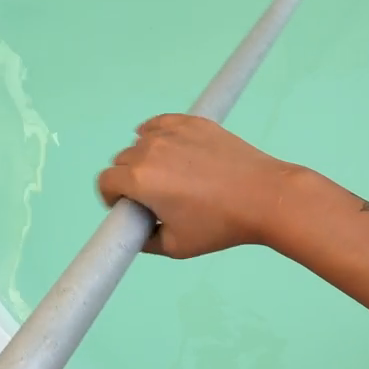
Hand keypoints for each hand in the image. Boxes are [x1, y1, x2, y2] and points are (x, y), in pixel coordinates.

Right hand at [97, 115, 305, 257]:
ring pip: (141, 141)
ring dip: (145, 157)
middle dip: (129, 179)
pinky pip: (160, 123)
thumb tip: (136, 232)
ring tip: (169, 175)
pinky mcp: (192, 122)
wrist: (264, 196)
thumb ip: (145, 241)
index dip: (112, 197)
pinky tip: (169, 148)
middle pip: (121, 161)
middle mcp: (149, 150)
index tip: (129, 207)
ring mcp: (172, 132)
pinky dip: (157, 134)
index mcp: (139, 180)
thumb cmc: (220, 224)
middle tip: (154, 196)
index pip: (105, 182)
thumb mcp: (176, 247)